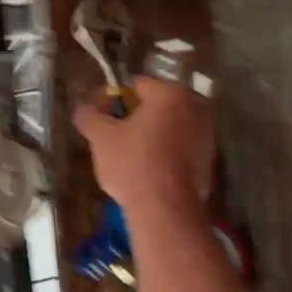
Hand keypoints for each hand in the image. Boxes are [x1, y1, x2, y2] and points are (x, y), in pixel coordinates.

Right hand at [75, 75, 214, 213]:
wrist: (165, 206)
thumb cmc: (132, 164)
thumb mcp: (101, 139)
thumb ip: (89, 117)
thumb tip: (82, 109)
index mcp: (170, 94)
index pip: (135, 85)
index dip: (111, 98)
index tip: (97, 114)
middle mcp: (196, 105)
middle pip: (155, 105)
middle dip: (132, 117)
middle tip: (111, 137)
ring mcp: (207, 132)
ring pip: (169, 126)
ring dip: (149, 134)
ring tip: (128, 155)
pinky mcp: (209, 157)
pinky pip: (179, 146)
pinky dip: (164, 151)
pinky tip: (147, 169)